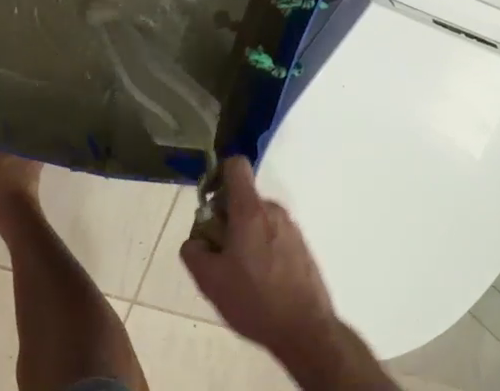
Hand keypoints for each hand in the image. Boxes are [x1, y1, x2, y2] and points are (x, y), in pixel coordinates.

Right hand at [180, 157, 336, 359]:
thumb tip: (198, 240)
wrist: (307, 333)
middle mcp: (274, 212)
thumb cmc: (254, 300)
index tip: (209, 206)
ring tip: (241, 274)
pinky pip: (274, 237)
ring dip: (245, 237)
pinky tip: (261, 282)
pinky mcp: (303, 249)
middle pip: (242, 199)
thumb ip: (193, 250)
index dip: (217, 176)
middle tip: (220, 254)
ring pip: (258, 220)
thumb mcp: (208, 279)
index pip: (235, 166)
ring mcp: (292, 230)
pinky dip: (263, 250)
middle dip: (227, 219)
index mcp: (250, 210)